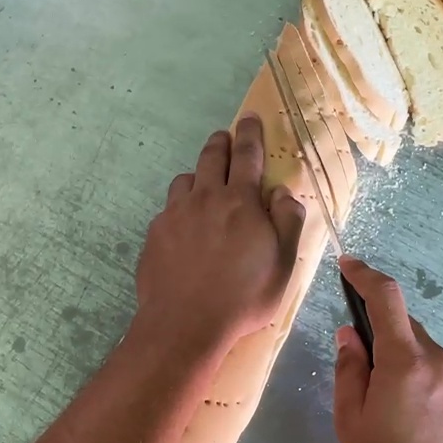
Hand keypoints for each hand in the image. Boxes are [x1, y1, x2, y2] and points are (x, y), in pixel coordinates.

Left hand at [133, 115, 306, 351]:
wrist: (184, 323)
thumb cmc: (243, 297)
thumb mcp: (283, 264)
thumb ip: (287, 222)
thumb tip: (281, 192)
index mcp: (241, 202)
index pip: (248, 156)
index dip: (251, 134)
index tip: (250, 118)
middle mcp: (206, 198)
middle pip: (212, 157)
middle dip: (221, 142)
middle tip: (225, 136)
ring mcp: (175, 214)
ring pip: (186, 180)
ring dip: (198, 175)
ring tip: (204, 185)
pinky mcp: (155, 233)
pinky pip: (169, 209)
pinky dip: (180, 208)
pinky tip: (184, 228)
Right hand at [334, 257, 442, 442]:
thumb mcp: (353, 424)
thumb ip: (349, 373)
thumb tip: (350, 336)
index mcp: (406, 360)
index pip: (386, 298)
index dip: (364, 275)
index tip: (347, 264)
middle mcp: (439, 360)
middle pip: (404, 326)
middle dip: (378, 333)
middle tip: (356, 371)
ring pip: (420, 352)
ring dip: (397, 361)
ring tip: (381, 408)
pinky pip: (435, 374)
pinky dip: (415, 379)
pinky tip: (407, 421)